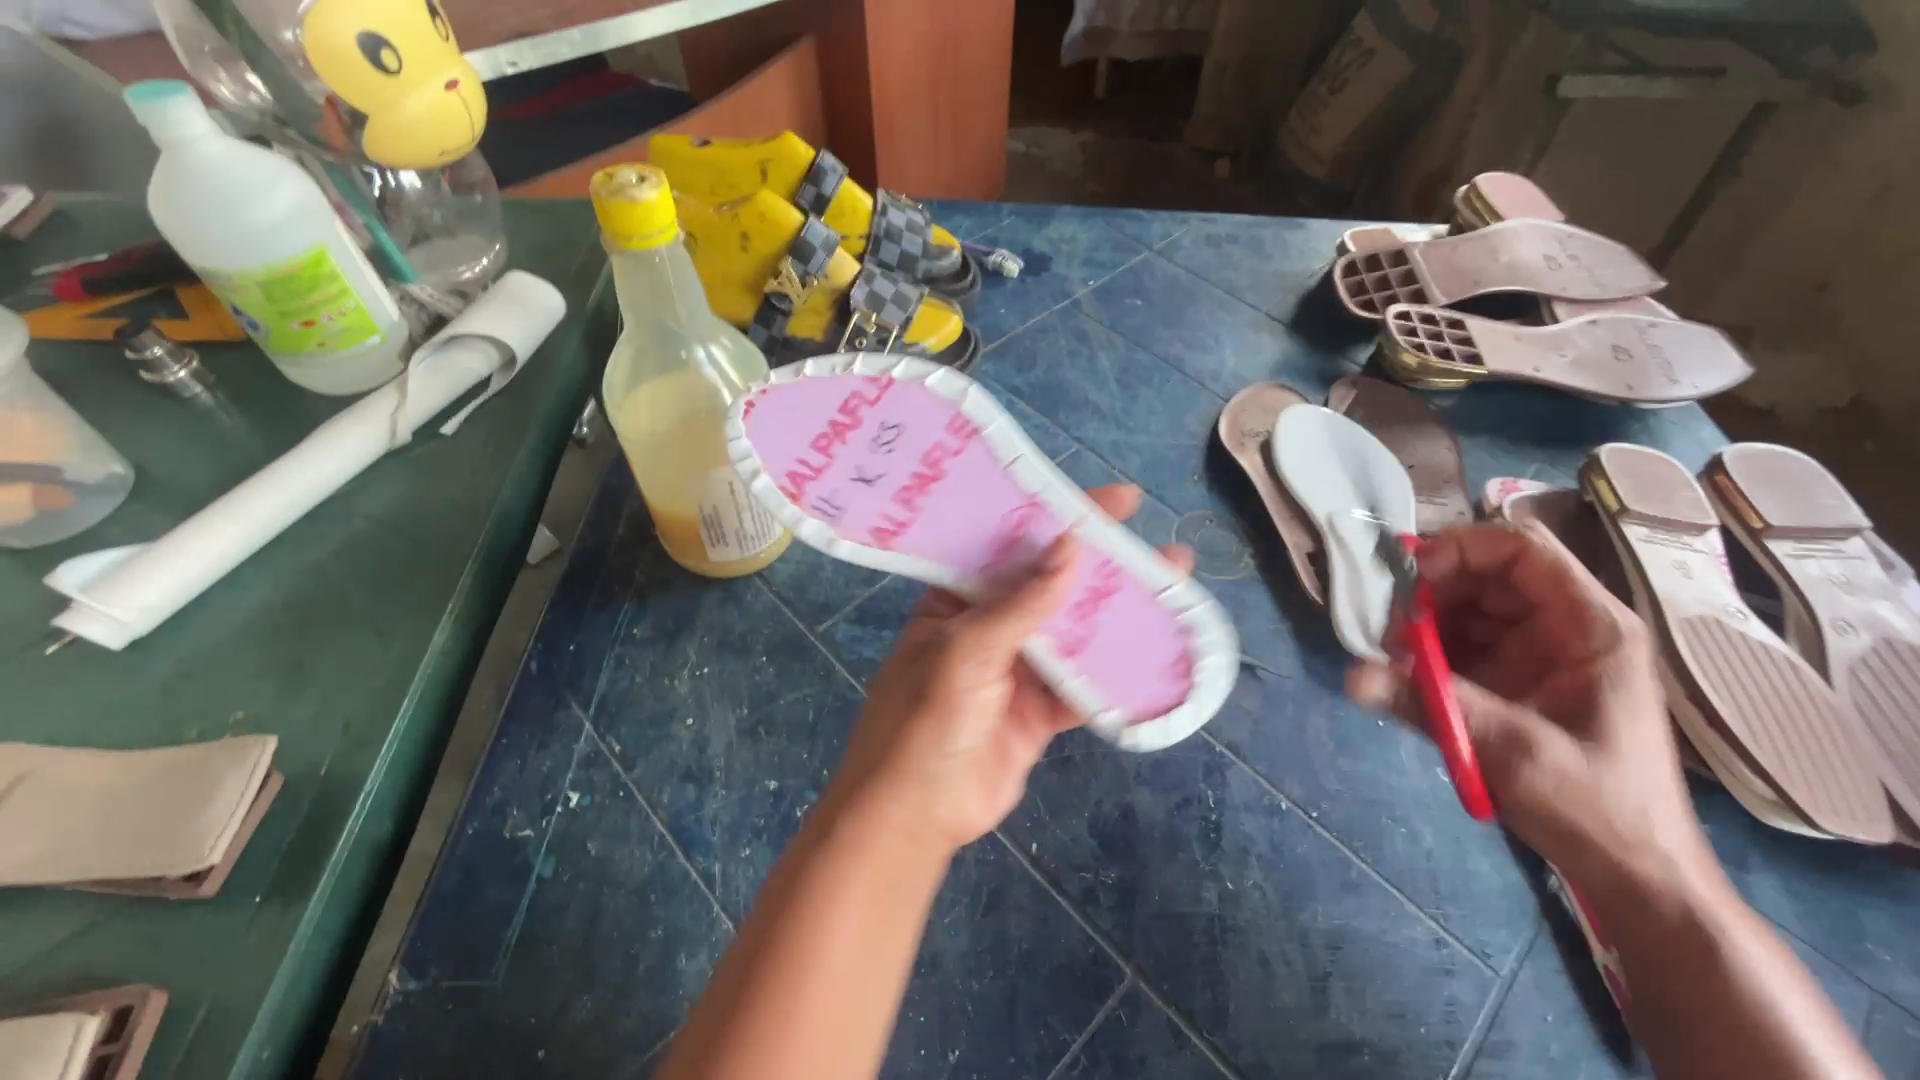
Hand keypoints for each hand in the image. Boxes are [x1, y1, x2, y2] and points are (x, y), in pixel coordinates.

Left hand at [831, 485, 1194, 854]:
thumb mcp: (966, 653)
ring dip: (1119, 615)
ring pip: (1076, 634)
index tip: (1117, 500)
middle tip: (1158, 546)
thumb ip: (1020, 605)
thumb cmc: (923, 722)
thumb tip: (1070, 546)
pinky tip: (1158, 653)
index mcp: (956, 601)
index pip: (1012, 545)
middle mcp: (989, 627)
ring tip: (1171, 588)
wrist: (914, 815)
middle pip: (1053, 587)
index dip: (1060, 517)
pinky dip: (1118, 675)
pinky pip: (1085, 686)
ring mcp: (1017, 671)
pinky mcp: (1039, 713)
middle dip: (1102, 566)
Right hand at [1347, 522, 1713, 885]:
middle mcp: (1566, 627)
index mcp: (1590, 626)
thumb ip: (1431, 706)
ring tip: (1393, 656)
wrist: (1633, 871)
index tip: (1406, 579)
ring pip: (1470, 607)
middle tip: (1389, 629)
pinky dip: (1431, 652)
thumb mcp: (1513, 752)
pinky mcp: (1517, 681)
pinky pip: (1465, 644)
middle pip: (1487, 575)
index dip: (1460, 550)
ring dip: (1425, 623)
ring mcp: (1540, 653)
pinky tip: (1407, 676)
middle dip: (1431, 592)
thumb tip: (1352, 676)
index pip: (1521, 551)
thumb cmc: (1595, 806)